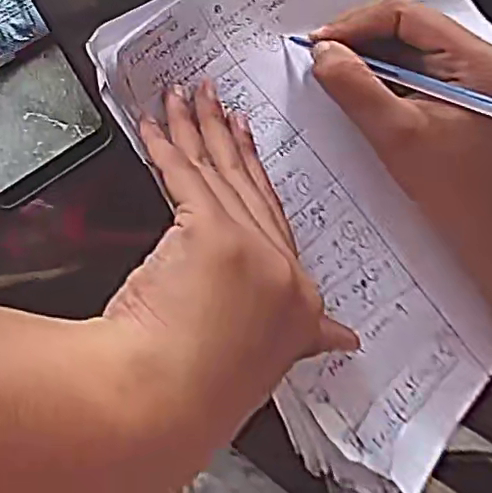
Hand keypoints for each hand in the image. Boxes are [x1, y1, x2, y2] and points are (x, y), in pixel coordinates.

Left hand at [104, 82, 355, 433]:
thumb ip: (299, 332)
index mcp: (298, 296)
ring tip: (180, 96)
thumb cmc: (193, 377)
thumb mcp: (258, 352)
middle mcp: (282, 268)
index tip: (242, 135)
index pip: (272, 212)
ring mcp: (250, 248)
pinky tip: (151, 125)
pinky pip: (181, 173)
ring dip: (192, 126)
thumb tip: (340, 335)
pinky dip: (163, 145)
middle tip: (212, 97)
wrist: (162, 396)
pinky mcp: (212, 232)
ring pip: (215, 169)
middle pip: (245, 182)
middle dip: (223, 133)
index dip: (253, 169)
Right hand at [308, 0, 491, 366]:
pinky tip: (359, 94)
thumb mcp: (396, 133)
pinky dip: (378, 77)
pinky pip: (409, 70)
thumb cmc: (463, 194)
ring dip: (366, 59)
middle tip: (322, 60)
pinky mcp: (461, 96)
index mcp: (483, 64)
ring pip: (403, 48)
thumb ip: (353, 84)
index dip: (354, 24)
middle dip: (357, 40)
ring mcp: (475, 80)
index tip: (320, 45)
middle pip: (404, 27)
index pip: (405, 15)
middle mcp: (485, 64)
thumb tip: (323, 50)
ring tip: (337, 79)